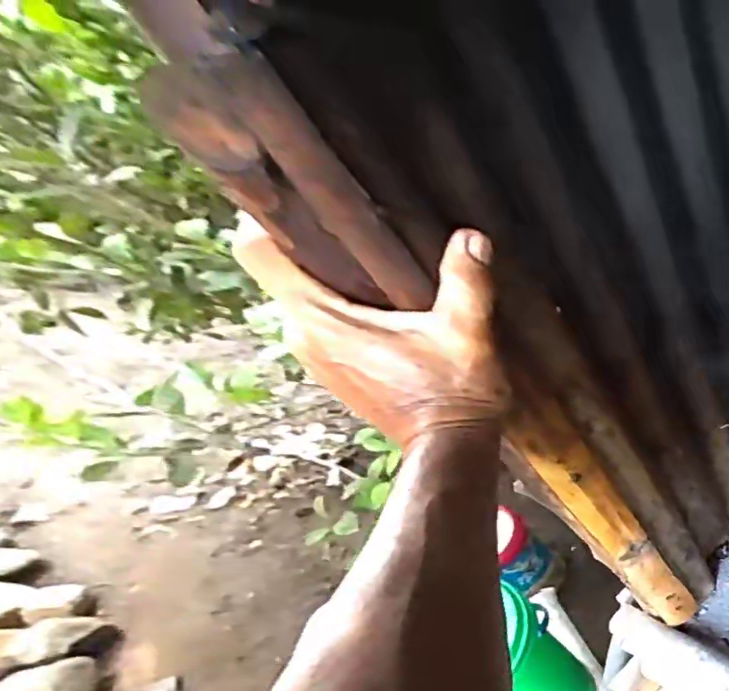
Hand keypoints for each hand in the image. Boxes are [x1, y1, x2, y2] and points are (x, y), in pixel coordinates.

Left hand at [232, 216, 509, 447]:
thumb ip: (466, 283)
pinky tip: (384, 318)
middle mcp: (302, 337)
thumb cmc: (455, 394)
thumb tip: (473, 238)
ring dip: (332, 290)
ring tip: (378, 281)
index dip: (268, 218)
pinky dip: (343, 318)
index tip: (299, 204)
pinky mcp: (335, 376)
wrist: (453, 448)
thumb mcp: (467, 334)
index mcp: (320, 318)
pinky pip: (323, 331)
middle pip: (282, 275)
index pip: (255, 250)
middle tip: (359, 241)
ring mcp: (316, 360)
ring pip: (304, 304)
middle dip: (314, 255)